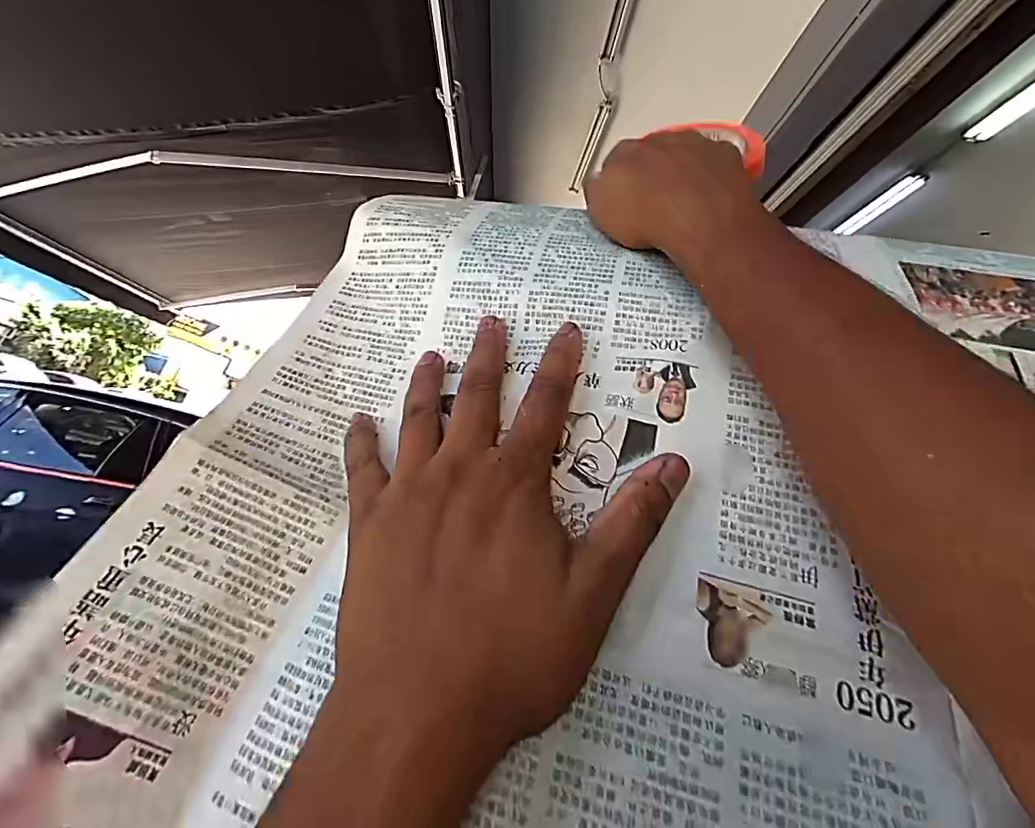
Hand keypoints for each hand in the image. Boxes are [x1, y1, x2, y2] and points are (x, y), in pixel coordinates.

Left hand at [266, 317, 689, 826]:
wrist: (416, 714)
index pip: (545, 406)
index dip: (559, 364)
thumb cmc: (512, 655)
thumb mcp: (592, 593)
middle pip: (478, 398)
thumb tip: (675, 465)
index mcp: (515, 484)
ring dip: (428, 383)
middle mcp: (461, 474)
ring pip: (419, 421)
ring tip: (432, 354)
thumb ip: (632, 523)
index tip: (564, 329)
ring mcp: (409, 497)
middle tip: (490, 321)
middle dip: (489, 355)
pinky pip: (363, 471)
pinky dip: (361, 442)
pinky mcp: (369, 528)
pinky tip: (360, 422)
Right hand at [585, 131, 759, 258]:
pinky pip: (718, 160)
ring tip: (685, 204)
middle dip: (654, 172)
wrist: (699, 220)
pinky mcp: (723, 155)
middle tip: (656, 203)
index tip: (627, 200)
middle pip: (653, 153)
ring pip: (685, 152)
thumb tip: (598, 187)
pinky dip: (716, 173)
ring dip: (685, 170)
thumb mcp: (602, 212)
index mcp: (625, 152)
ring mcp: (693, 145)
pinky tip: (712, 196)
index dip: (622, 182)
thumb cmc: (654, 217)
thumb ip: (597, 191)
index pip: (617, 160)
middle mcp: (660, 142)